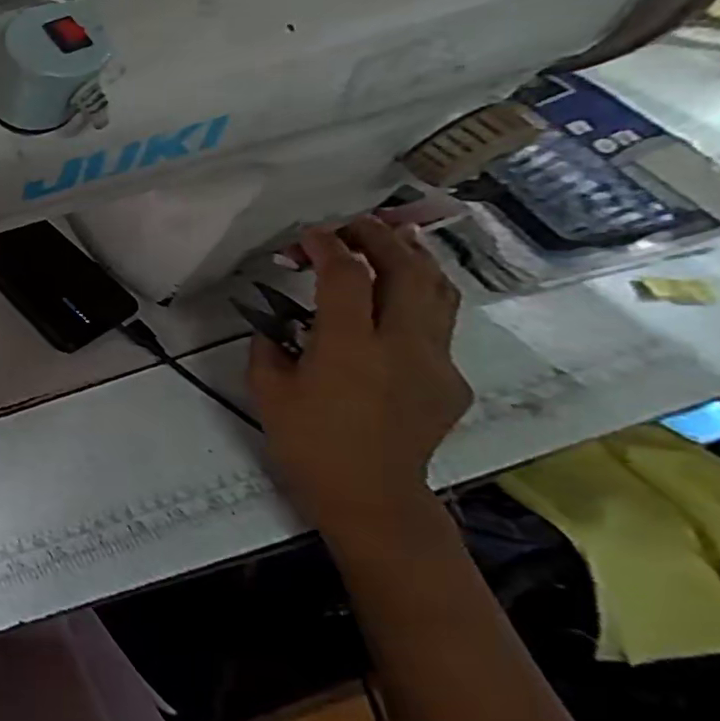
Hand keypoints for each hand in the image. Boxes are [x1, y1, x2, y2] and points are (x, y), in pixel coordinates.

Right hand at [247, 217, 471, 536]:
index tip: (309, 237)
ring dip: (413, 259)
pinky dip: (418, 301)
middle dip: (379, 237)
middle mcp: (400, 344)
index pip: (344, 276)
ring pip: (438, 290)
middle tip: (355, 225)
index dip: (327, 247)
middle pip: (405, 269)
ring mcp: (434, 360)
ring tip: (391, 244)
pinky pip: (439, 326)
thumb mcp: (268, 395)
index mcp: (348, 348)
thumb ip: (268, 351)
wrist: (370, 495)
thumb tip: (275, 328)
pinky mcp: (451, 379)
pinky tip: (396, 307)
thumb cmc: (308, 446)